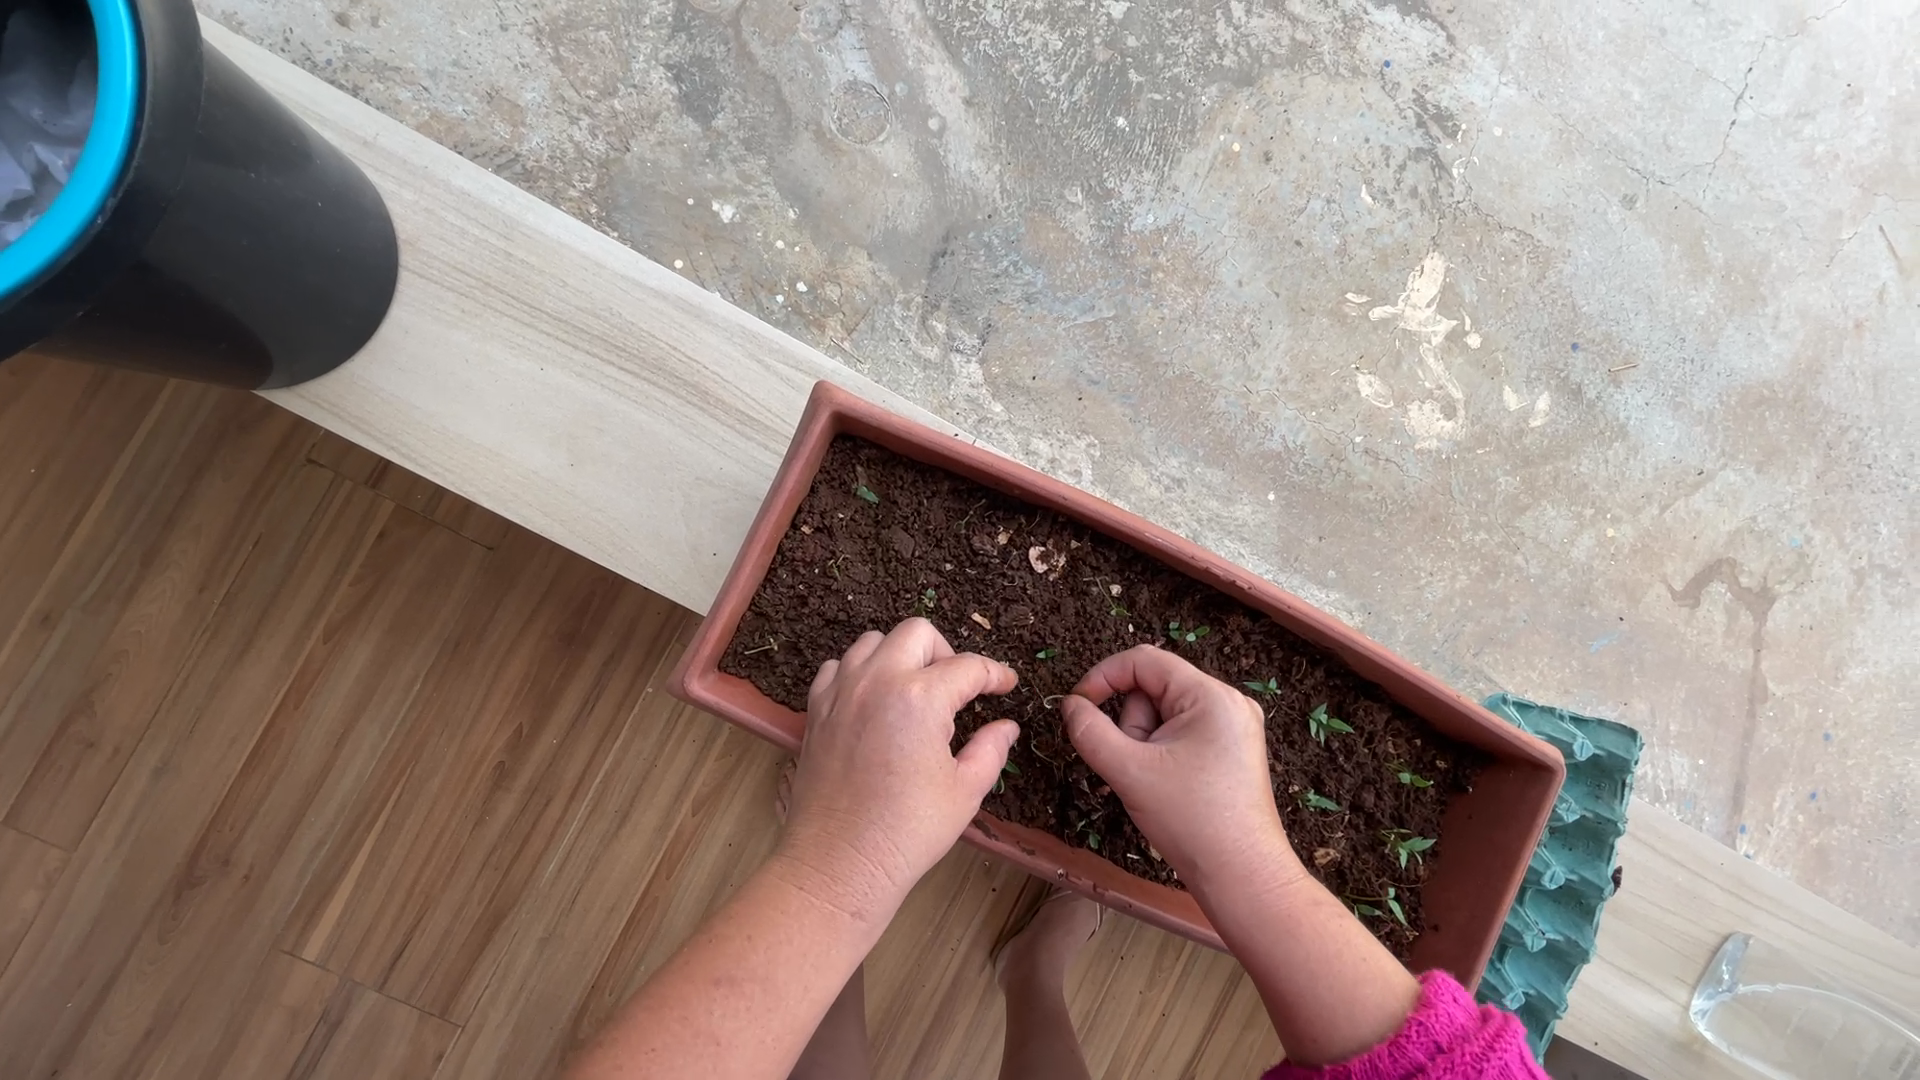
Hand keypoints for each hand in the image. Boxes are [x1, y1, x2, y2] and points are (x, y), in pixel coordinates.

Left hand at [776, 618, 1019, 921]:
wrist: (839, 863)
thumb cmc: (909, 831)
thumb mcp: (965, 791)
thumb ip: (991, 748)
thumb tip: (1007, 725)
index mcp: (921, 698)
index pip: (968, 667)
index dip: (995, 674)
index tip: (1006, 685)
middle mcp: (878, 680)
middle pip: (918, 633)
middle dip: (945, 652)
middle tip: (957, 688)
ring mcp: (842, 691)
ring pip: (873, 641)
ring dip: (900, 656)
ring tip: (913, 690)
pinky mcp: (816, 708)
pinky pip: (838, 666)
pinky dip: (859, 672)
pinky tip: (872, 701)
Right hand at [1058, 645, 1302, 894]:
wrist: (1244, 879)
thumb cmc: (1189, 820)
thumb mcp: (1129, 771)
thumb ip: (1089, 730)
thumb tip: (1070, 705)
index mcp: (1210, 695)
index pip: (1143, 660)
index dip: (1103, 677)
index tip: (1076, 707)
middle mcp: (1227, 701)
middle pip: (1152, 689)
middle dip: (1130, 724)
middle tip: (1134, 766)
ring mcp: (1232, 726)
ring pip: (1162, 714)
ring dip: (1143, 743)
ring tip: (1153, 782)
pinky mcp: (1230, 750)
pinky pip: (1179, 732)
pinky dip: (1159, 753)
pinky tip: (1165, 785)